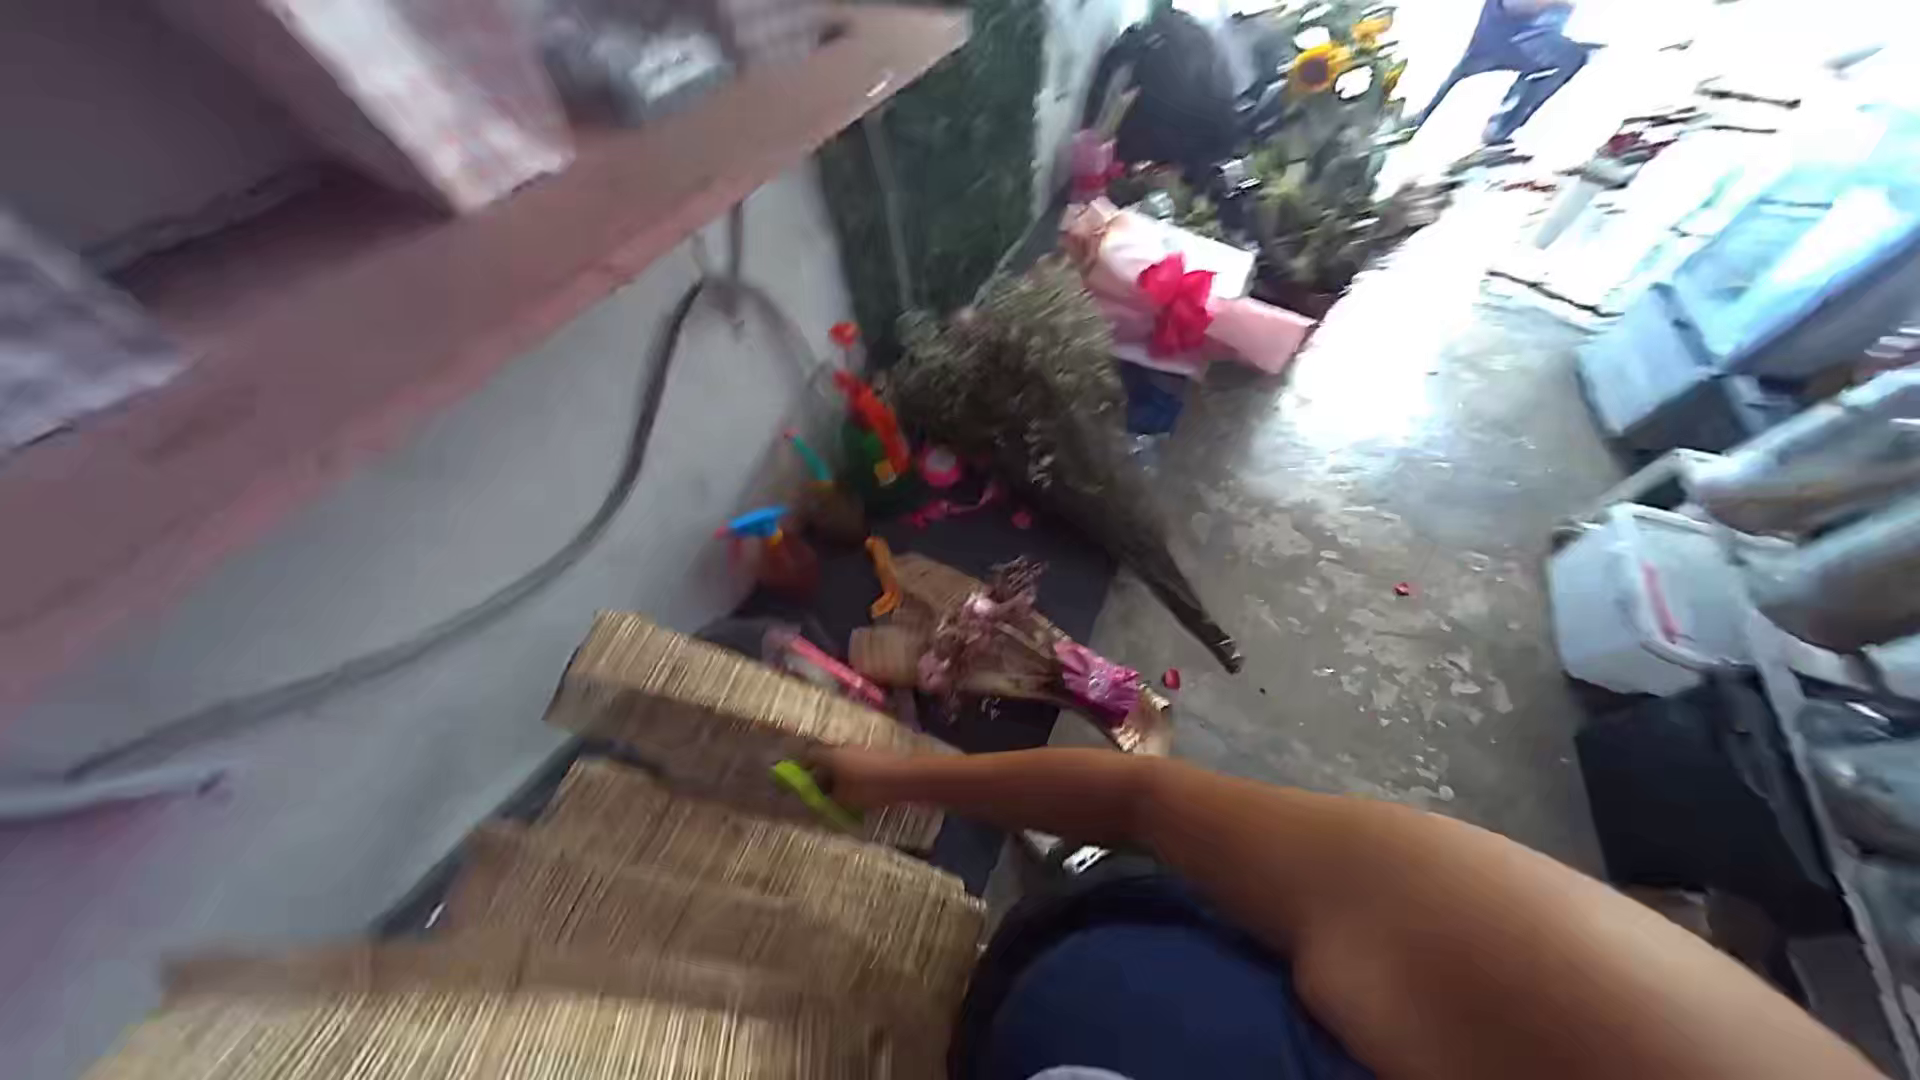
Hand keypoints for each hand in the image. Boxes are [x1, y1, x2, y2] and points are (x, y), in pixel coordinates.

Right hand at [802, 746, 913, 809]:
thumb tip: (815, 800)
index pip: (809, 756)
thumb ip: (825, 799)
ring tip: (837, 798)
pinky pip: (854, 765)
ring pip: (841, 762)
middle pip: (825, 759)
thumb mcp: (843, 799)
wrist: (905, 776)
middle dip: (820, 776)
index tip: (799, 784)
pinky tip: (855, 793)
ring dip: (836, 777)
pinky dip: (850, 776)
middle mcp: (843, 747)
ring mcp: (860, 749)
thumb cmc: (869, 787)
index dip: (802, 769)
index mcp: (831, 755)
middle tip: (818, 796)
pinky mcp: (873, 755)